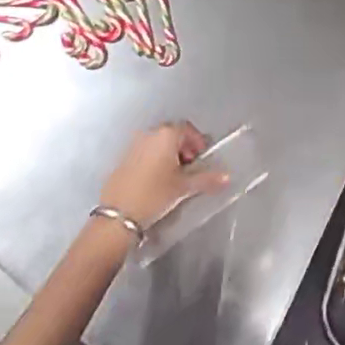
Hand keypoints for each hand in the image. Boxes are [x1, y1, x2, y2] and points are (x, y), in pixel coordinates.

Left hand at [98, 121, 229, 231]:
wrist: (118, 215)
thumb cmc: (154, 194)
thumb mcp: (183, 187)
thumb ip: (207, 179)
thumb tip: (227, 177)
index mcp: (166, 134)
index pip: (187, 129)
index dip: (198, 142)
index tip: (202, 158)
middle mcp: (149, 134)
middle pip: (172, 133)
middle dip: (184, 148)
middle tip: (191, 167)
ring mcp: (134, 144)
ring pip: (158, 143)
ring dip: (169, 153)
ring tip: (175, 176)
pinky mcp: (123, 158)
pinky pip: (145, 151)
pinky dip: (155, 159)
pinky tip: (157, 180)